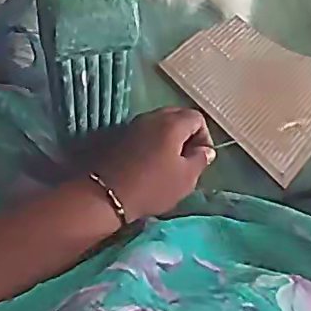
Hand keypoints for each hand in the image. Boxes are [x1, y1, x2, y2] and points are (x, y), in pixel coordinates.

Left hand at [91, 107, 214, 219]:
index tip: (200, 158)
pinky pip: (144, 132)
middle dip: (186, 134)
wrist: (106, 195)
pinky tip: (150, 163)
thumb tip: (205, 149)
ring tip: (168, 163)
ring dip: (168, 138)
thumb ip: (200, 159)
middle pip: (177, 116)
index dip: (204, 137)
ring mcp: (133, 124)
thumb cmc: (152, 186)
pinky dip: (152, 142)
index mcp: (172, 123)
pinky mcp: (119, 135)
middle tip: (186, 159)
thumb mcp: (185, 178)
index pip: (197, 118)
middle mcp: (152, 117)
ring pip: (159, 124)